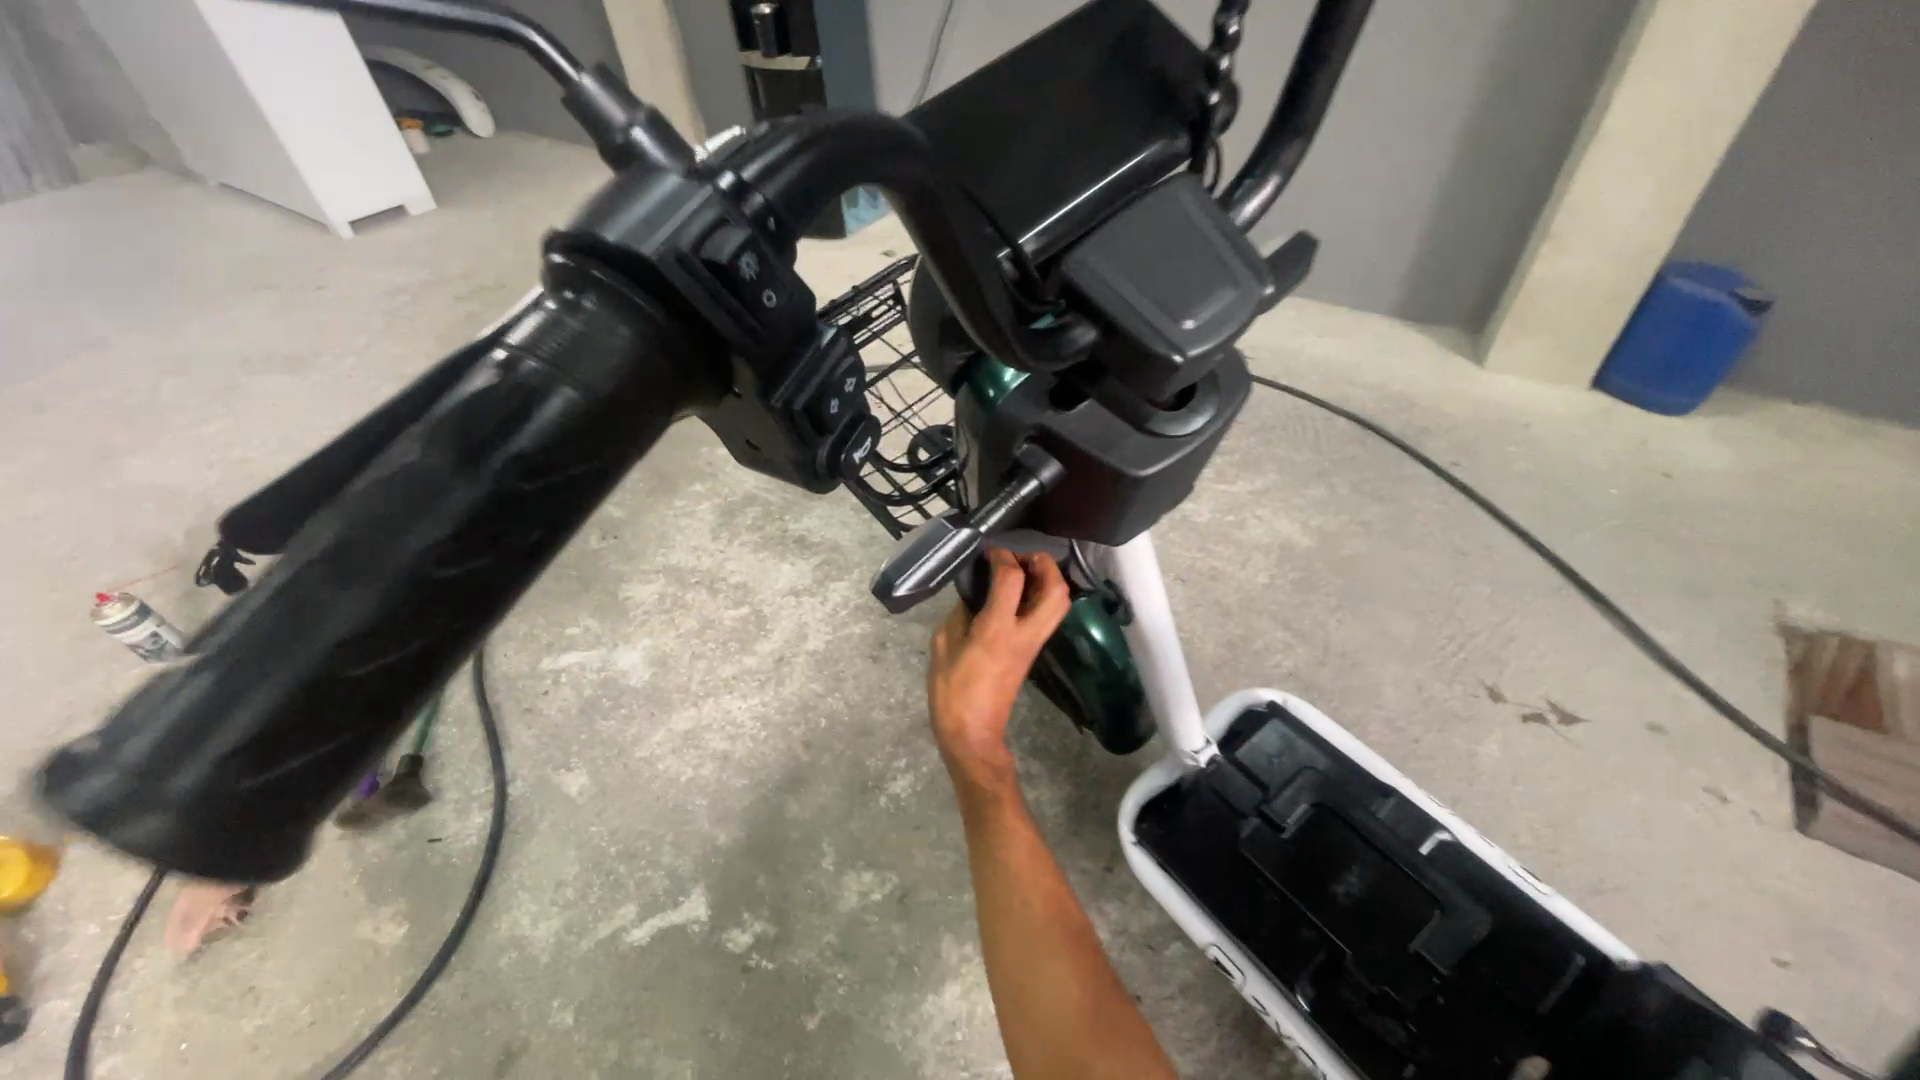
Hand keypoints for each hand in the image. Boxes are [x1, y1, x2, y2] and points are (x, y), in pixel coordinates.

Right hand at [927, 548, 1073, 789]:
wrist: (973, 733)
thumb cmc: (952, 692)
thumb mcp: (943, 646)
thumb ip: (960, 615)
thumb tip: (973, 597)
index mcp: (997, 630)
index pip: (1012, 580)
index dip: (1004, 557)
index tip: (990, 552)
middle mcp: (1024, 634)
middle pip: (1055, 590)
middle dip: (1045, 564)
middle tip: (1022, 557)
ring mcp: (1033, 644)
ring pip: (1059, 605)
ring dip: (1049, 580)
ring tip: (1023, 572)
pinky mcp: (1033, 653)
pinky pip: (1047, 617)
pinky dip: (1041, 598)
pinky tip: (1018, 595)